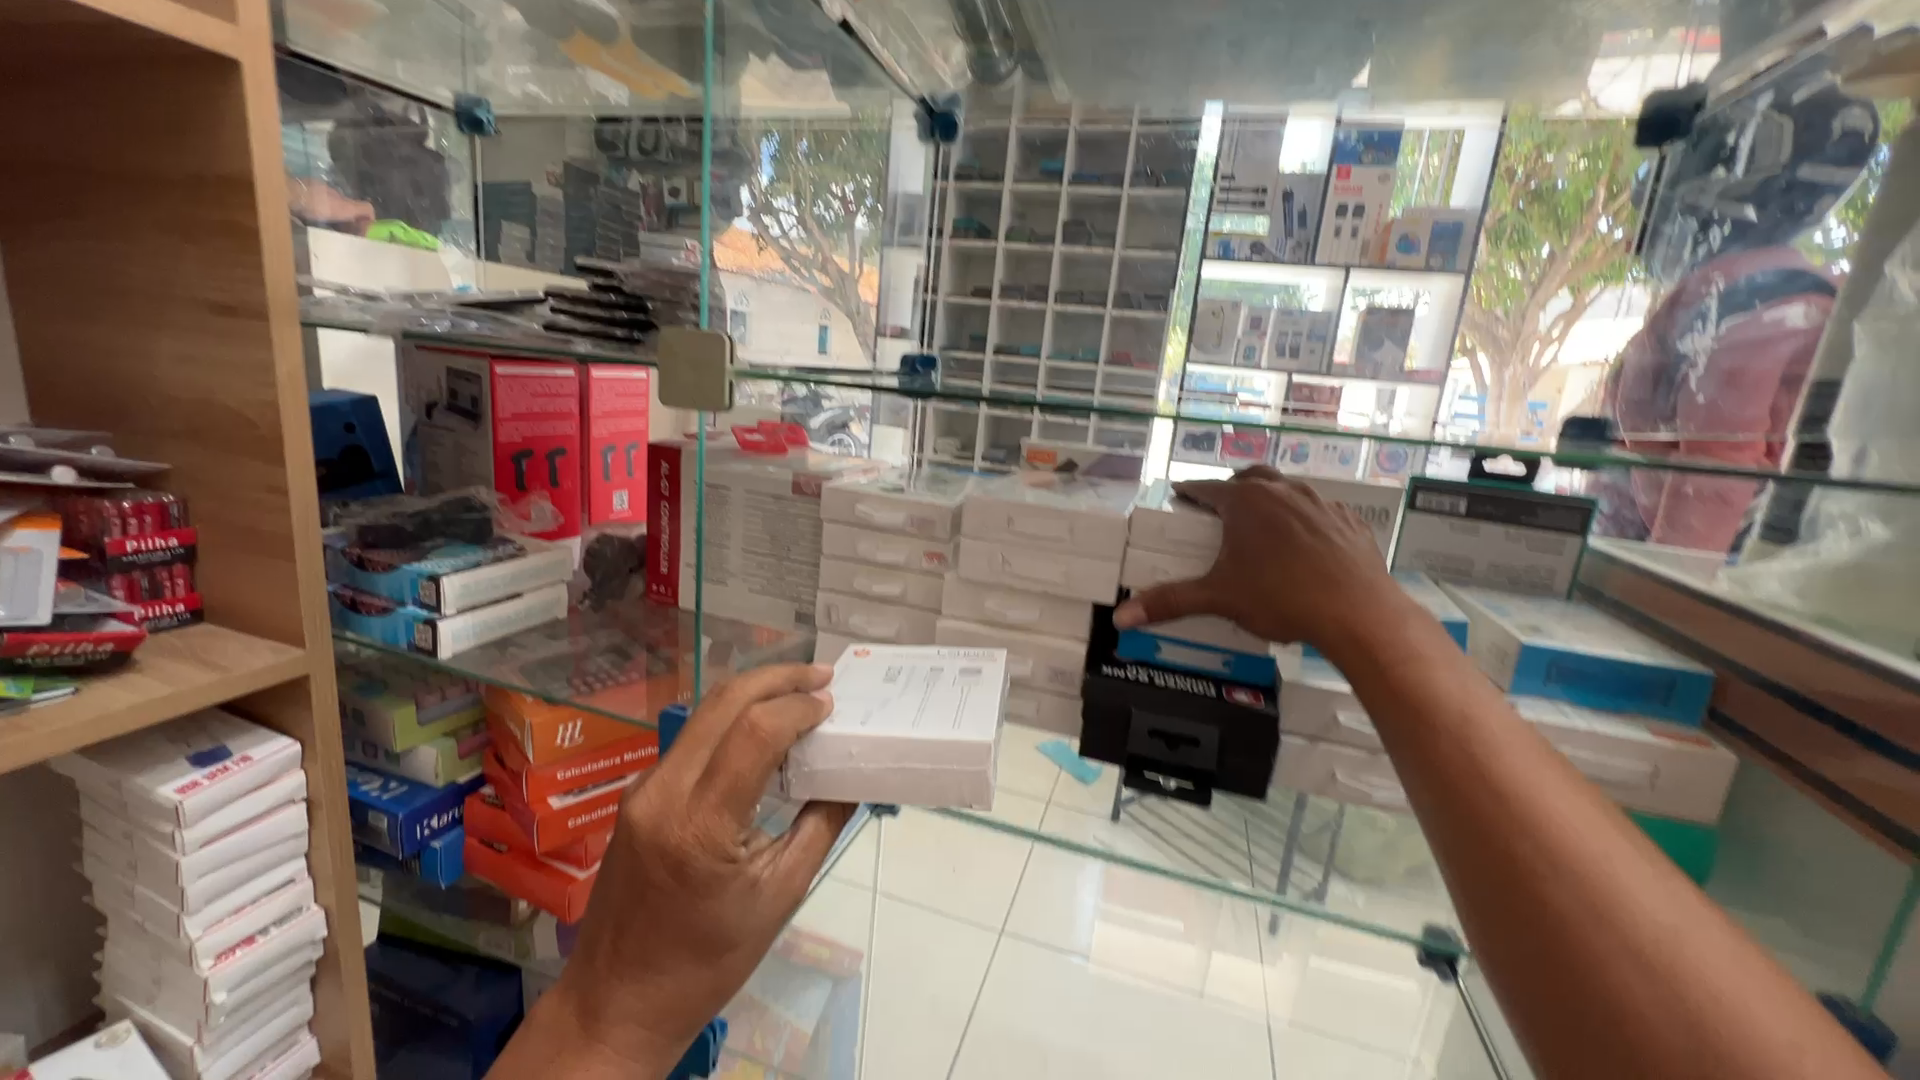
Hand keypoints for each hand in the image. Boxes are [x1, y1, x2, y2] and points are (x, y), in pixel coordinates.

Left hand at [540, 663, 854, 1072]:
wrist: (617, 1001)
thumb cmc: (708, 961)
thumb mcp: (780, 896)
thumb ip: (820, 826)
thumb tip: (850, 777)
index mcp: (702, 824)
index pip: (755, 731)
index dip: (799, 706)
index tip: (833, 703)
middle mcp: (664, 791)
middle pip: (723, 703)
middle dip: (777, 678)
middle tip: (823, 674)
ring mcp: (644, 790)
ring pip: (703, 715)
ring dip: (753, 695)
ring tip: (799, 693)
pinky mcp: (638, 796)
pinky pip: (690, 741)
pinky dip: (730, 722)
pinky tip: (761, 732)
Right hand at [1113, 467, 1405, 657]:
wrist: (1357, 611)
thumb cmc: (1281, 597)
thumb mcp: (1218, 598)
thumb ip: (1170, 602)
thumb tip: (1121, 618)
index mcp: (1245, 502)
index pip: (1206, 488)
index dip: (1189, 492)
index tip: (1179, 495)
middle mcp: (1282, 492)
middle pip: (1251, 477)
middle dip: (1233, 487)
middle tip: (1221, 505)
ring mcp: (1321, 503)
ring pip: (1288, 489)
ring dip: (1271, 500)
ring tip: (1263, 524)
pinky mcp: (1349, 522)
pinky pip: (1320, 512)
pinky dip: (1306, 520)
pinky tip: (1305, 545)